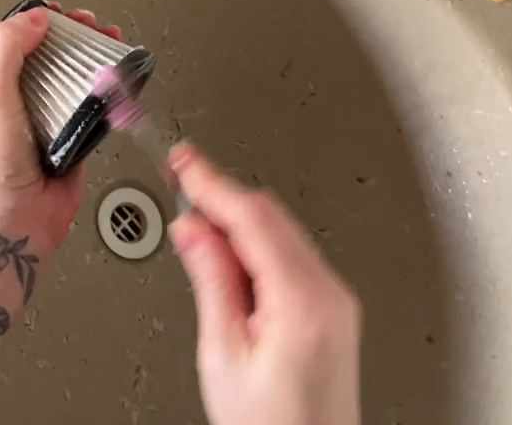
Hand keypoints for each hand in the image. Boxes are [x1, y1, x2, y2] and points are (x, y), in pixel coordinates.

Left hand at [0, 5, 112, 253]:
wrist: (14, 225)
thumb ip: (7, 51)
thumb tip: (32, 18)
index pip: (16, 37)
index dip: (40, 20)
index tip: (64, 14)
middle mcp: (19, 97)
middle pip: (51, 52)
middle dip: (75, 34)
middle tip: (94, 27)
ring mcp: (47, 117)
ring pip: (74, 77)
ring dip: (94, 59)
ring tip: (110, 45)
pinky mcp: (72, 137)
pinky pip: (93, 108)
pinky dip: (107, 92)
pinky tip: (118, 82)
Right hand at [168, 143, 361, 424]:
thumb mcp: (222, 354)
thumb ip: (210, 280)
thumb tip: (191, 224)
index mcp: (302, 301)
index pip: (251, 216)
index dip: (211, 180)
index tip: (180, 159)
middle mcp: (327, 293)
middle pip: (268, 213)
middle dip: (220, 189)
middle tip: (178, 173)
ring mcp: (333, 299)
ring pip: (278, 225)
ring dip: (235, 209)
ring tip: (193, 208)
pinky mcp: (328, 306)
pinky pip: (288, 247)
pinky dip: (252, 232)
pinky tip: (225, 238)